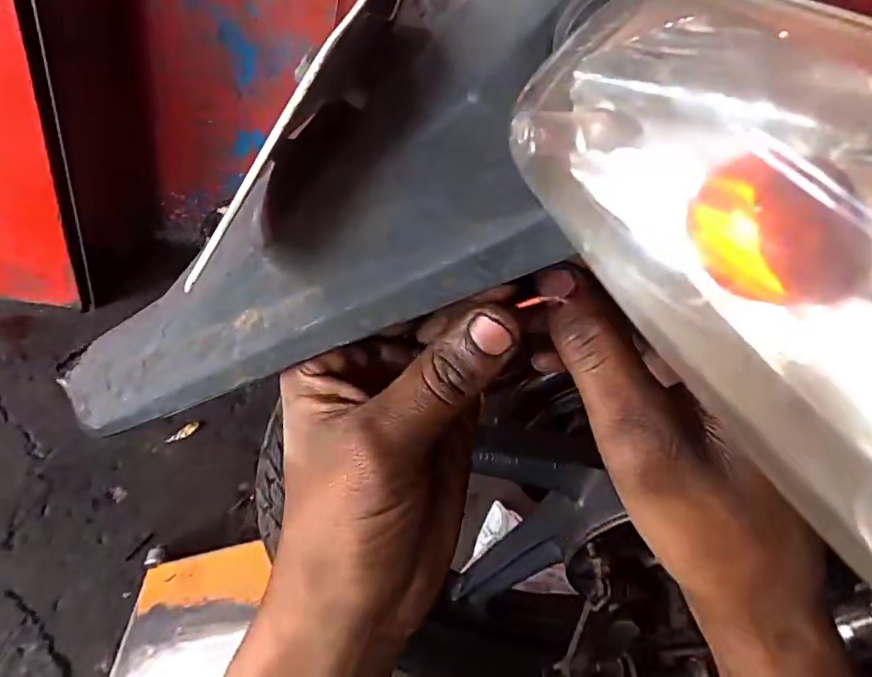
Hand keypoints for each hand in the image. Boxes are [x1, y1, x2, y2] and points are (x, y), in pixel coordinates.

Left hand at [226, 292, 521, 676]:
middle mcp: (372, 359)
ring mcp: (416, 383)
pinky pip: (483, 372)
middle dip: (474, 298)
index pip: (385, 300)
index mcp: (331, 353)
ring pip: (461, 339)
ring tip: (540, 290)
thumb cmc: (337, 527)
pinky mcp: (452, 410)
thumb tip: (496, 322)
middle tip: (525, 273)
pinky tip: (536, 328)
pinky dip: (509, 355)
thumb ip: (439, 382)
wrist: (362, 611)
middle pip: (428, 315)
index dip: (433, 280)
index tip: (486, 260)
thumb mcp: (380, 444)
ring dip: (497, 322)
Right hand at [533, 267, 850, 676]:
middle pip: (640, 296)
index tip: (535, 275)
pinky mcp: (698, 385)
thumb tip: (557, 288)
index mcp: (730, 343)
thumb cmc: (707, 530)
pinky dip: (598, 350)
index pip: (650, 279)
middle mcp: (728, 341)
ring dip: (580, 324)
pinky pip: (640, 348)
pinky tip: (558, 356)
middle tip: (521, 305)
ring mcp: (713, 363)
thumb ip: (600, 363)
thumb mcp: (641, 443)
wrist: (754, 600)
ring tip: (529, 332)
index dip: (588, 272)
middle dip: (576, 297)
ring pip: (635, 321)